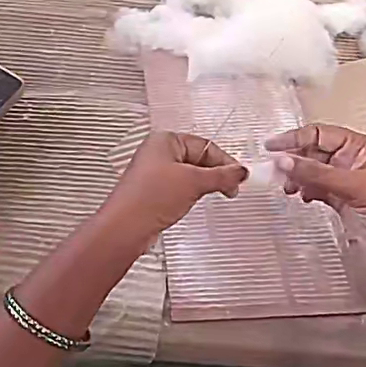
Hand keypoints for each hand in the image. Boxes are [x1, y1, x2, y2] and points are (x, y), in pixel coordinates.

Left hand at [98, 131, 245, 239]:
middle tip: (230, 187)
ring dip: (204, 184)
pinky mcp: (153, 190)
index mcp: (164, 140)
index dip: (225, 161)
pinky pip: (179, 186)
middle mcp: (157, 152)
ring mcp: (154, 172)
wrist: (126, 225)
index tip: (238, 176)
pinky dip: (191, 192)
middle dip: (216, 173)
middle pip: (198, 158)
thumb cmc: (149, 198)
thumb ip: (221, 176)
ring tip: (215, 194)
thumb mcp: (194, 182)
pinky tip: (193, 201)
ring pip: (189, 173)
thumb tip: (238, 171)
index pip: (205, 145)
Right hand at [264, 126, 365, 256]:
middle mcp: (352, 161)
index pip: (320, 134)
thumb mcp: (357, 186)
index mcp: (361, 147)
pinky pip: (316, 189)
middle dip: (293, 159)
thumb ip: (317, 173)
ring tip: (287, 187)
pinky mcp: (344, 201)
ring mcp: (347, 182)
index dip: (295, 138)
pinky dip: (305, 191)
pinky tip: (301, 196)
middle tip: (274, 170)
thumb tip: (284, 160)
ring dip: (297, 177)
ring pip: (312, 172)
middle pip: (313, 152)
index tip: (272, 147)